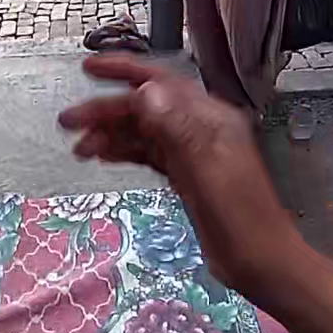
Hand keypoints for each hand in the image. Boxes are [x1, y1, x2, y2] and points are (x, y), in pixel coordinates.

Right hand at [58, 55, 299, 286]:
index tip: (90, 69)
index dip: (124, 72)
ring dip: (110, 134)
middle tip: (70, 121)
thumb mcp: (208, 171)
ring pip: (142, 131)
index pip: (162, 83)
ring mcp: (190, 151)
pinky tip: (102, 154)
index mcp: (210, 119)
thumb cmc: (243, 221)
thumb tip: (146, 93)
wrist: (261, 262)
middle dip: (106, 110)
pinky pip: (147, 153)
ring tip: (80, 146)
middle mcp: (199, 128)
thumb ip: (177, 130)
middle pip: (145, 108)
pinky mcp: (183, 173)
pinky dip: (123, 151)